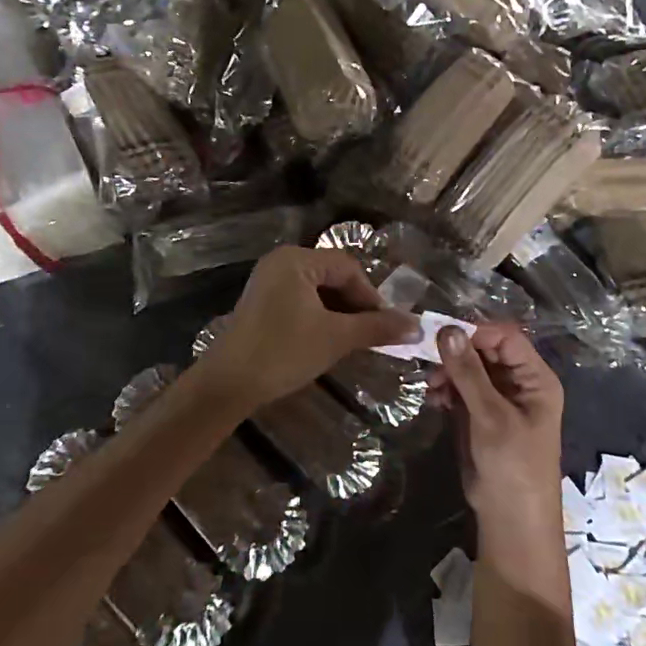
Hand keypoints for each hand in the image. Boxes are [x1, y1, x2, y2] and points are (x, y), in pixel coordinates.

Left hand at [193, 247, 417, 408]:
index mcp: (297, 260)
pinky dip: (321, 317)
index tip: (386, 325)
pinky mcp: (261, 302)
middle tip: (373, 334)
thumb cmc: (284, 352)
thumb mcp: (337, 338)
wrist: (227, 385)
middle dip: (357, 305)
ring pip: (319, 291)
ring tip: (355, 339)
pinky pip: (302, 300)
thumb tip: (417, 326)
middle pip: (334, 276)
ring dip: (341, 313)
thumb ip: (378, 328)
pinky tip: (329, 340)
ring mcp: (268, 282)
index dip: (372, 296)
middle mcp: (281, 262)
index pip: (349, 268)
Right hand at [431, 322, 565, 557]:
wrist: (511, 517)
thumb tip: (448, 330)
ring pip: (471, 370)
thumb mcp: (491, 416)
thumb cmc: (513, 464)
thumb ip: (469, 373)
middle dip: (458, 352)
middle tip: (427, 357)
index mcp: (536, 378)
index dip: (477, 332)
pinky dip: (447, 390)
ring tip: (431, 385)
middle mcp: (519, 383)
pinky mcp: (480, 416)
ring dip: (449, 371)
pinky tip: (433, 398)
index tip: (442, 334)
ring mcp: (499, 400)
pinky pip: (462, 390)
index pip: (506, 338)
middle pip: (486, 351)